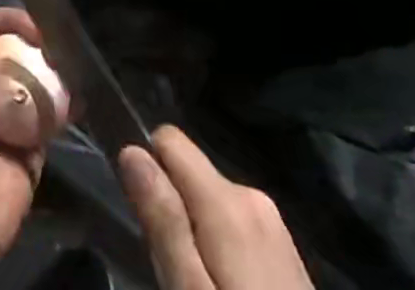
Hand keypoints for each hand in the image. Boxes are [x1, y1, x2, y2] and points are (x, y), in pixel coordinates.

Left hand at [0, 3, 48, 289]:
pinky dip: (66, 101)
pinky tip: (81, 91)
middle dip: (36, 41)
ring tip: (73, 64)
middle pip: (15, 49)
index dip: (8, 19)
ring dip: (54, 68)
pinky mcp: (36, 138)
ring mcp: (13, 111)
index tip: (33, 24)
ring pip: (37, 77)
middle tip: (57, 45)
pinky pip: (53, 111)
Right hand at [118, 126, 313, 289]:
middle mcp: (252, 198)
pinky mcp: (283, 250)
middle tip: (171, 269)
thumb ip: (162, 220)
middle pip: (188, 171)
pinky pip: (230, 223)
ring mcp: (273, 226)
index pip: (169, 139)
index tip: (142, 214)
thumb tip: (130, 150)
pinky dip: (216, 245)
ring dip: (192, 230)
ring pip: (206, 198)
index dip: (147, 167)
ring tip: (197, 286)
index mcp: (228, 202)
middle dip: (169, 208)